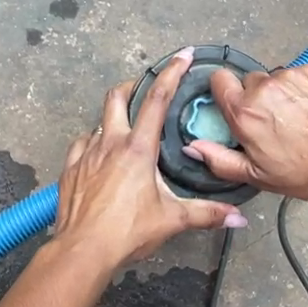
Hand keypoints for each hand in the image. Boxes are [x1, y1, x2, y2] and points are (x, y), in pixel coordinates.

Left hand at [53, 49, 249, 267]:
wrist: (82, 250)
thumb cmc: (126, 233)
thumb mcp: (172, 220)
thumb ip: (207, 214)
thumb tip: (238, 218)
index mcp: (138, 149)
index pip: (157, 99)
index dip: (172, 73)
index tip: (182, 56)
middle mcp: (110, 144)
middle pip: (117, 98)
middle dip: (131, 86)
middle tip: (143, 88)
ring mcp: (86, 154)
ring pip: (98, 123)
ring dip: (112, 121)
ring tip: (124, 131)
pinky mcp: (70, 169)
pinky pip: (80, 146)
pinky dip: (91, 144)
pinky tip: (97, 155)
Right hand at [184, 64, 307, 205]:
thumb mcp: (260, 177)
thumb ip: (220, 160)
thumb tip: (194, 147)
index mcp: (244, 113)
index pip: (217, 80)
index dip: (222, 94)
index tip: (232, 108)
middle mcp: (264, 88)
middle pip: (246, 83)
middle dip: (253, 100)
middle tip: (271, 125)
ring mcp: (290, 77)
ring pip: (272, 81)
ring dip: (278, 96)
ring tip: (296, 122)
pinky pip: (295, 78)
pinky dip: (299, 92)